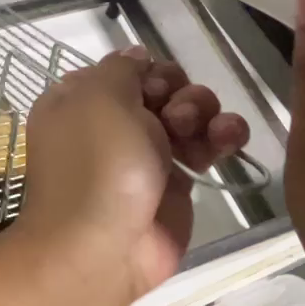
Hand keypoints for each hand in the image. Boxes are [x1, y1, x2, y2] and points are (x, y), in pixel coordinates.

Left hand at [18, 47, 250, 298]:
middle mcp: (108, 124)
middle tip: (174, 120)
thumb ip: (121, 68)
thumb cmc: (95, 166)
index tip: (153, 90)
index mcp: (77, 100)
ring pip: (189, 114)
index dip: (149, 73)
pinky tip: (227, 143)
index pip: (125, 67)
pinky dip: (222, 137)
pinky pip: (206, 146)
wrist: (101, 248)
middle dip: (179, 94)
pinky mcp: (174, 182)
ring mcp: (143, 154)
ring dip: (205, 113)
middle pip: (162, 88)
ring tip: (200, 135)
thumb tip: (136, 57)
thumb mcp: (99, 97)